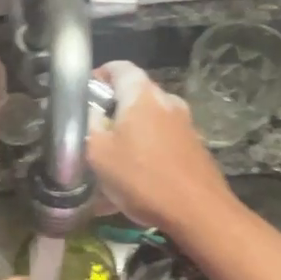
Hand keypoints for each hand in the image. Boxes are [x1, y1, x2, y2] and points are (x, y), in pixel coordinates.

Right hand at [86, 61, 234, 234]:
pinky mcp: (194, 146)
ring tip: (110, 158)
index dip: (97, 76)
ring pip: (147, 118)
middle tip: (90, 132)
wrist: (199, 212)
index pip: (119, 67)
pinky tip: (134, 176)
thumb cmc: (142, 178)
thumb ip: (87, 125)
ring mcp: (185, 123)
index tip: (81, 97)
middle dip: (110, 109)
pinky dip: (145, 148)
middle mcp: (167, 100)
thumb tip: (84, 110)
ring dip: (128, 131)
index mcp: (142, 94)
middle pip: (133, 93)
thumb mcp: (98, 153)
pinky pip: (161, 138)